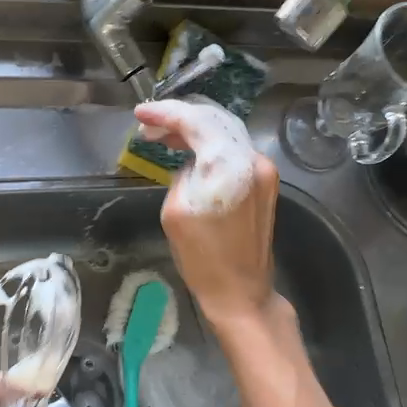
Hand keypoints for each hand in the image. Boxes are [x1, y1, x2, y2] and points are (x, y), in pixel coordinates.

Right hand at [134, 100, 280, 326]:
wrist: (241, 293)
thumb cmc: (203, 259)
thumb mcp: (175, 212)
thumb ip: (181, 175)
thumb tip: (190, 166)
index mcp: (228, 164)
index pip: (195, 121)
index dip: (165, 113)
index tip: (140, 114)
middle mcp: (252, 160)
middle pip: (214, 123)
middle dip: (180, 121)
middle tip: (150, 127)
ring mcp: (263, 173)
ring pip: (225, 137)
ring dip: (195, 134)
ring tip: (165, 139)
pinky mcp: (265, 186)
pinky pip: (235, 155)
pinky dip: (211, 150)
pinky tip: (191, 155)